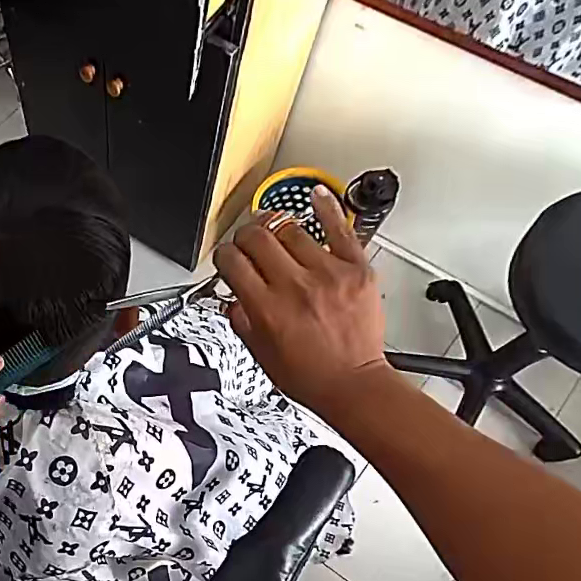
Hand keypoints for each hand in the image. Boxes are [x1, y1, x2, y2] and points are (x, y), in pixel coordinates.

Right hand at [214, 186, 394, 418]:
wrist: (354, 385)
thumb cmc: (312, 377)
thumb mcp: (262, 356)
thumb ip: (242, 321)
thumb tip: (232, 299)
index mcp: (267, 309)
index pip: (232, 261)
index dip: (224, 256)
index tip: (227, 258)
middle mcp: (295, 287)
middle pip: (257, 237)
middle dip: (245, 237)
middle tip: (248, 243)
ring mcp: (328, 274)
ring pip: (291, 228)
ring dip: (277, 227)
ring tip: (275, 231)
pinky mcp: (356, 270)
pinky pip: (339, 227)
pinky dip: (326, 207)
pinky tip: (317, 196)